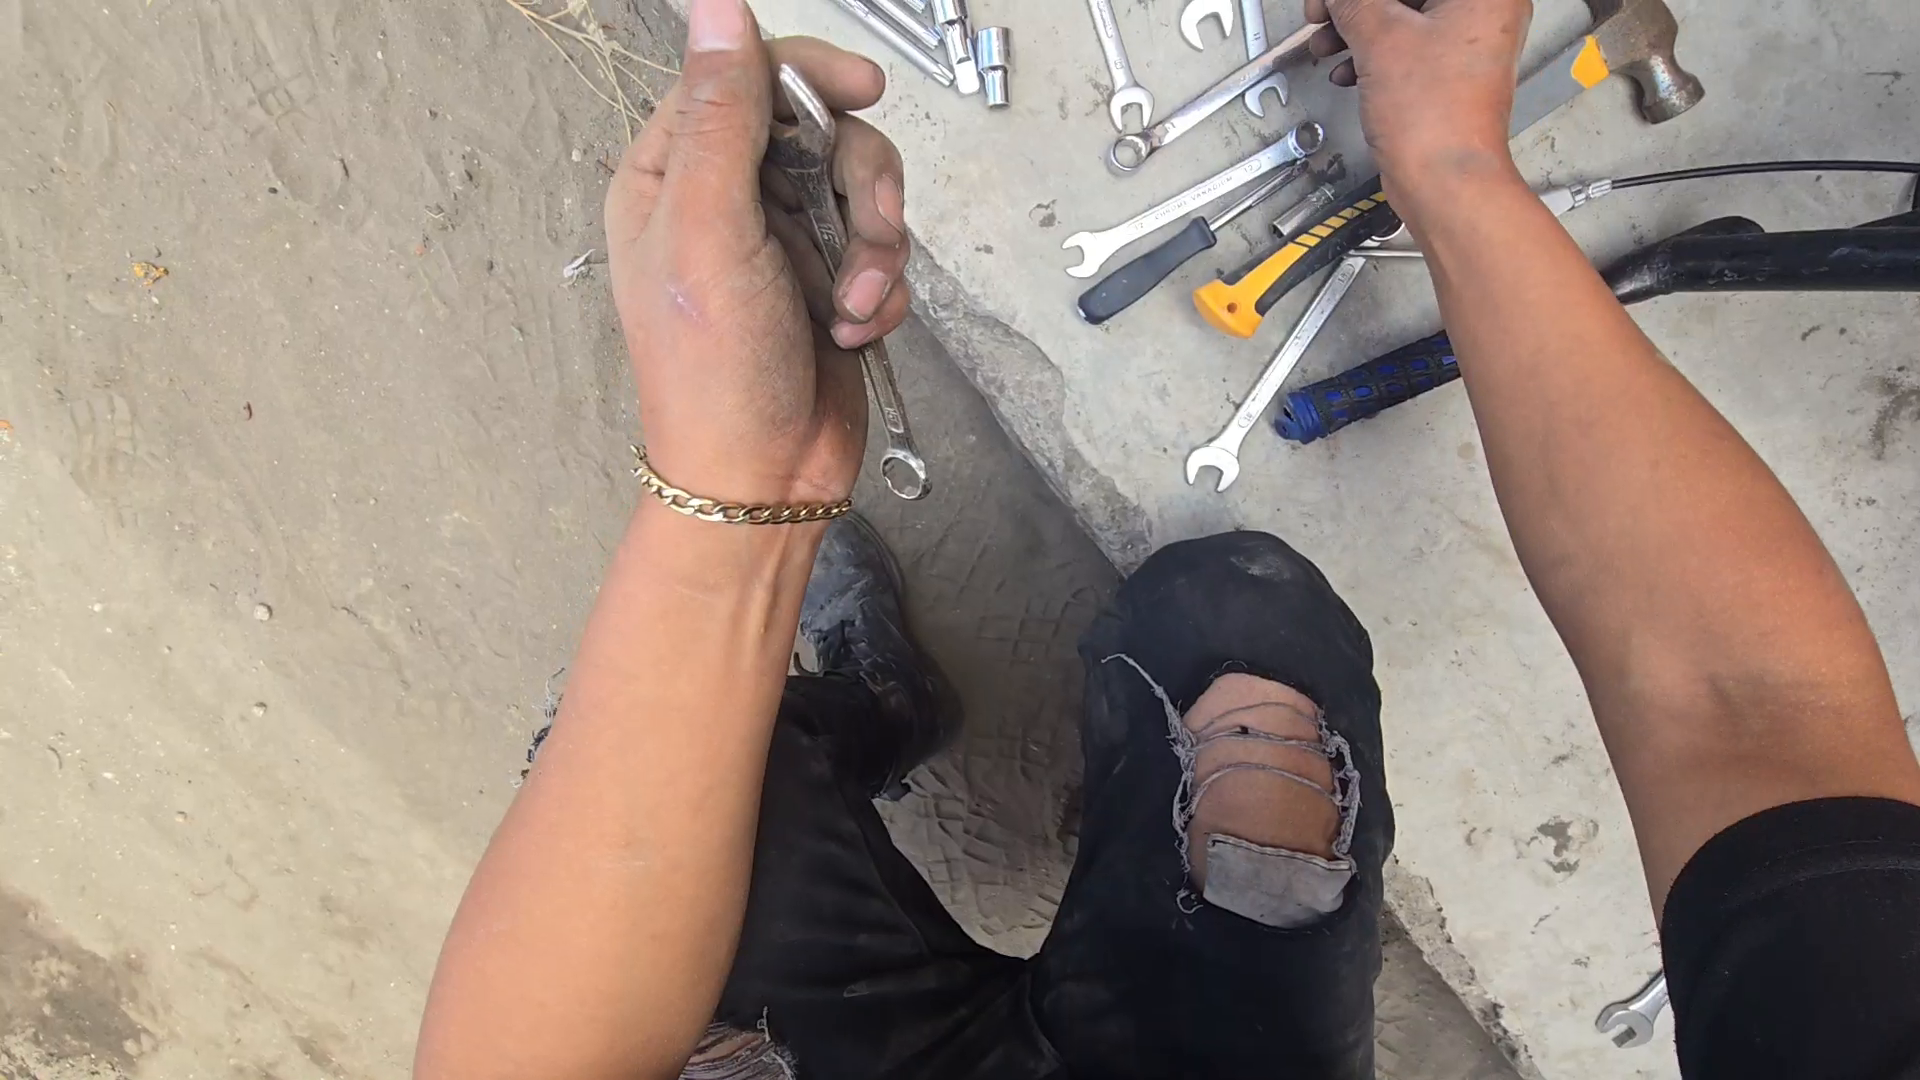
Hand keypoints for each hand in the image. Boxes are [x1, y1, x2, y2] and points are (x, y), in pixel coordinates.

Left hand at [606, 0, 910, 507]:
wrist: (764, 477)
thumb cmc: (717, 366)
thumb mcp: (708, 233)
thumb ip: (722, 118)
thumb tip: (720, 1)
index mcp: (680, 176)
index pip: (748, 82)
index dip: (809, 77)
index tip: (865, 93)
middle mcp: (737, 205)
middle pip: (825, 138)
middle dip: (861, 189)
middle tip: (870, 238)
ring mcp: (791, 250)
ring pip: (866, 201)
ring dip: (876, 254)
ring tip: (856, 310)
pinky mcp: (835, 293)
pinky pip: (883, 261)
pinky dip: (881, 296)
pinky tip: (858, 333)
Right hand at [1306, 0, 1532, 206]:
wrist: (1443, 178)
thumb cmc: (1432, 115)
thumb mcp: (1381, 43)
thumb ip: (1355, 4)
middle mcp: (1484, 8)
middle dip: (1357, 5)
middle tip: (1322, 14)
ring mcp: (1467, 45)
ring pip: (1405, 19)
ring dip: (1358, 30)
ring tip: (1325, 45)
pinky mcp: (1447, 77)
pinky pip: (1408, 50)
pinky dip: (1374, 55)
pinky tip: (1346, 71)